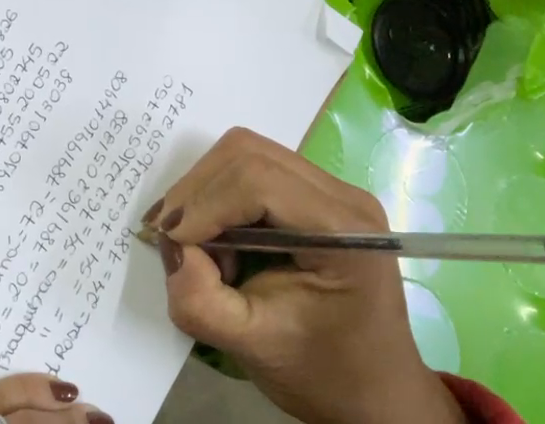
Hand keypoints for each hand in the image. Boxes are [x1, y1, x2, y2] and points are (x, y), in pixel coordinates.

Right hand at [143, 129, 465, 423]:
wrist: (372, 392)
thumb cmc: (320, 373)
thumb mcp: (250, 346)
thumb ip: (199, 300)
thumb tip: (172, 246)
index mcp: (345, 232)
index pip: (257, 180)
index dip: (204, 203)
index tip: (173, 242)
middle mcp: (343, 195)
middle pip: (246, 153)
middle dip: (197, 192)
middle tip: (177, 240)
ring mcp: (330, 188)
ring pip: (243, 152)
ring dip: (204, 190)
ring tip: (199, 241)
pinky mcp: (313, 191)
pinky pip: (250, 166)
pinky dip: (216, 191)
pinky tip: (213, 232)